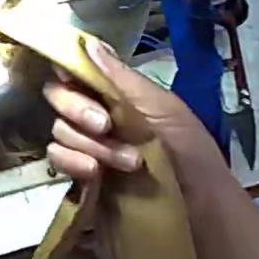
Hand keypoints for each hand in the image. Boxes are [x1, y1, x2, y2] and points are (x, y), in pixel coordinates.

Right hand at [43, 38, 228, 197]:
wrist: (200, 215)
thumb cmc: (190, 154)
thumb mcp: (163, 109)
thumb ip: (121, 79)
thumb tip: (87, 43)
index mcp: (117, 93)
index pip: (77, 71)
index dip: (69, 71)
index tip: (73, 78)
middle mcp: (95, 114)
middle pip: (59, 97)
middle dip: (78, 109)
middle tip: (105, 125)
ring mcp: (86, 145)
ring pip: (60, 129)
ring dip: (90, 143)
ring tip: (126, 162)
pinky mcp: (79, 175)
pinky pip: (57, 158)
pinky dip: (71, 161)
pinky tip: (93, 172)